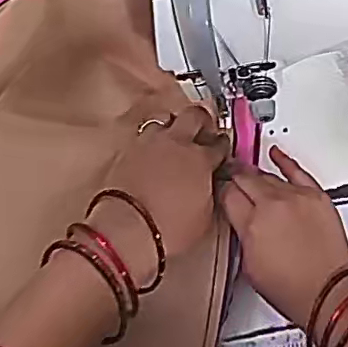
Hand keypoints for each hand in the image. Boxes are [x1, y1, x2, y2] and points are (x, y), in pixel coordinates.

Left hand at [91, 106, 229, 283]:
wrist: (126, 230)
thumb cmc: (168, 229)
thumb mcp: (206, 219)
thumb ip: (212, 194)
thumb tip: (211, 188)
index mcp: (202, 159)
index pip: (219, 143)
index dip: (221, 147)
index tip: (220, 153)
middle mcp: (177, 143)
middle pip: (195, 115)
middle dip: (201, 121)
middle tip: (202, 133)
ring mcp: (150, 142)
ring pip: (165, 118)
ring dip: (172, 126)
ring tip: (172, 141)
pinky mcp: (126, 149)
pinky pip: (143, 135)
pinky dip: (149, 141)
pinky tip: (150, 153)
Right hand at [219, 147, 347, 326]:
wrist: (329, 293)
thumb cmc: (293, 288)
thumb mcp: (249, 266)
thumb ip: (241, 234)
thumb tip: (239, 219)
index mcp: (251, 224)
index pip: (228, 194)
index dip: (222, 192)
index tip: (221, 192)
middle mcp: (273, 205)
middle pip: (245, 179)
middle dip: (236, 179)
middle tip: (231, 180)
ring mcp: (296, 197)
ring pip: (268, 175)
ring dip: (257, 176)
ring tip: (249, 174)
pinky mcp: (316, 196)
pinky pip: (297, 171)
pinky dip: (284, 161)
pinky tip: (275, 154)